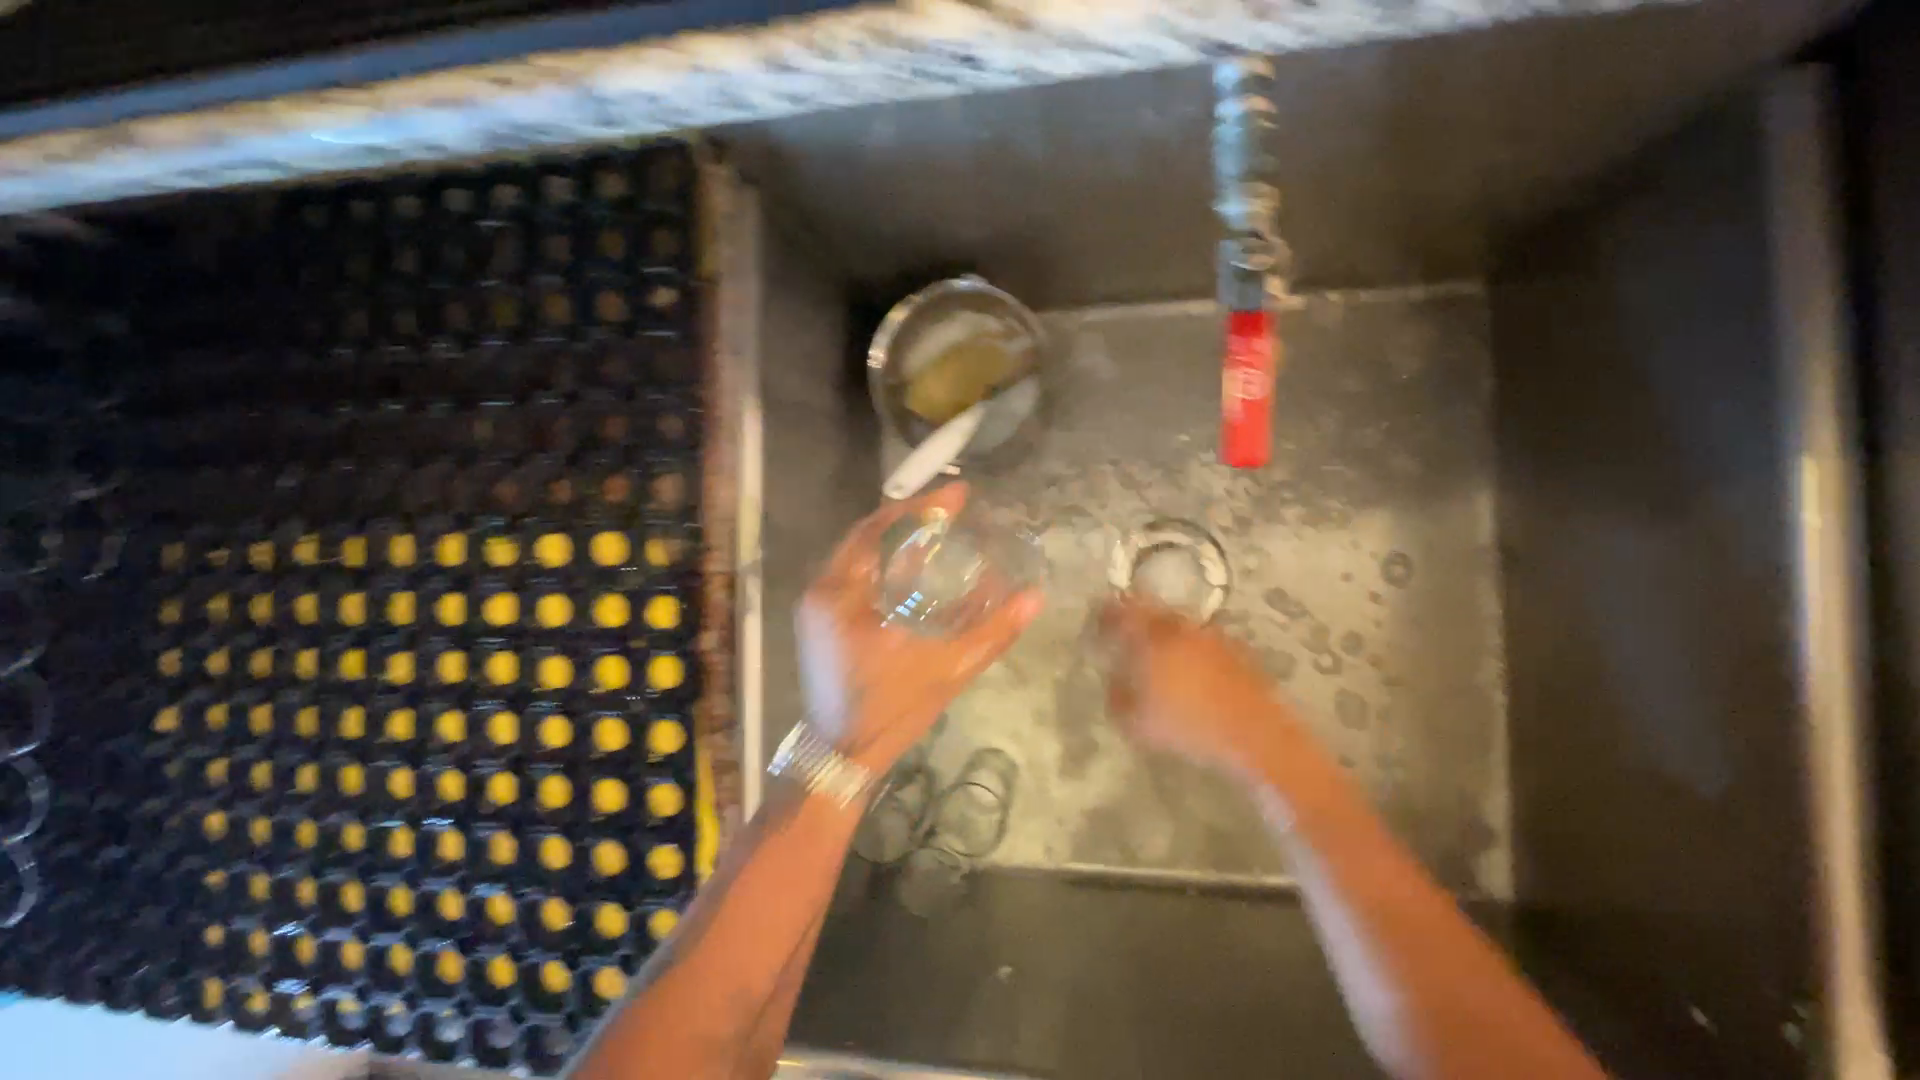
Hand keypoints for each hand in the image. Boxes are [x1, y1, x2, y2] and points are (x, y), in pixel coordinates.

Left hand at [796, 483, 1042, 770]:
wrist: (840, 755)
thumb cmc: (891, 711)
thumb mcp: (948, 670)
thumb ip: (993, 632)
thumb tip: (1034, 597)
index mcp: (844, 594)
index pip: (884, 529)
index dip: (925, 507)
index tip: (960, 493)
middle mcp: (823, 590)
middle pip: (869, 534)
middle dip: (912, 517)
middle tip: (951, 508)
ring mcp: (817, 605)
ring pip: (859, 552)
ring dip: (897, 537)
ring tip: (937, 528)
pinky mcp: (819, 619)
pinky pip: (854, 572)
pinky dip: (884, 560)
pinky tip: (913, 564)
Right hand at [1095, 594, 1288, 773]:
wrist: (1253, 732)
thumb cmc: (1187, 725)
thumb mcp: (1136, 722)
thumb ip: (1117, 697)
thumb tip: (1113, 683)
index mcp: (1151, 638)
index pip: (1120, 613)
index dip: (1105, 615)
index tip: (1097, 622)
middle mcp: (1180, 628)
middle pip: (1151, 612)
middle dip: (1135, 620)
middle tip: (1125, 634)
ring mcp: (1211, 636)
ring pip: (1179, 626)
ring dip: (1164, 635)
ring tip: (1157, 656)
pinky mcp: (1235, 651)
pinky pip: (1202, 642)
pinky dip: (1190, 649)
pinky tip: (1191, 671)